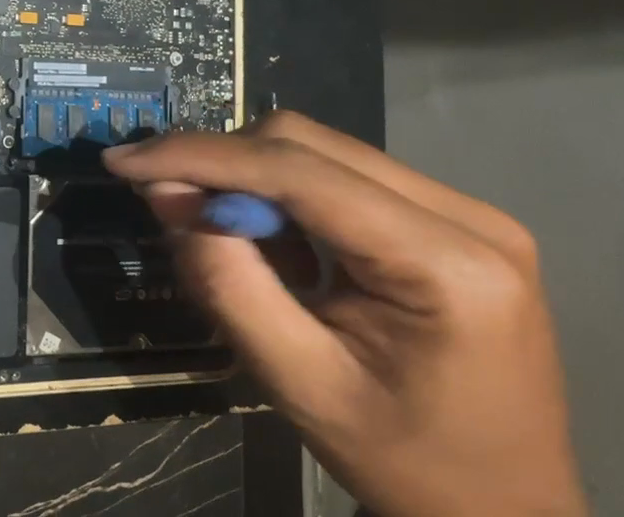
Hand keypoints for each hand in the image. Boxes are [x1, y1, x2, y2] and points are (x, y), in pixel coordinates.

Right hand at [103, 111, 585, 516]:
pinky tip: (274, 244)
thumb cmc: (401, 457)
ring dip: (248, 179)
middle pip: (307, 143)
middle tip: (165, 205)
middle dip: (220, 163)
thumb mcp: (295, 379)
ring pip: (318, 150)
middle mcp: (468, 217)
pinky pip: (338, 175)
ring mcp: (466, 214)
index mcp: (448, 264)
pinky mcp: (450, 221)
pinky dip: (281, 194)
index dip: (199, 155)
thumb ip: (225, 280)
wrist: (502, 509)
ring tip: (224, 239)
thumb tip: (163, 191)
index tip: (121, 162)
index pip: (297, 170)